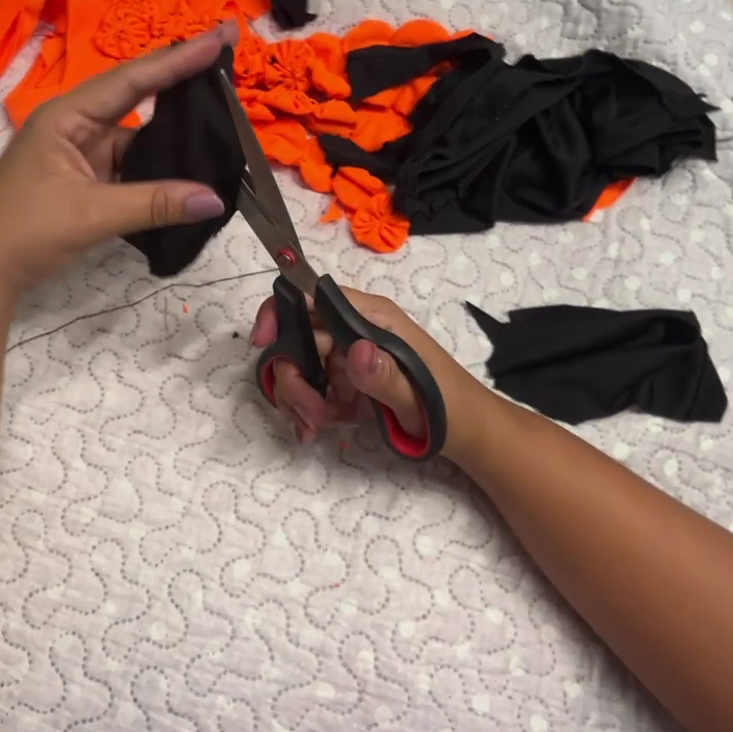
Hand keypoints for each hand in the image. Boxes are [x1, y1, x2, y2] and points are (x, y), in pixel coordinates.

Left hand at [0, 25, 236, 295]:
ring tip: (224, 114)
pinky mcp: (87, 180)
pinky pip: (131, 164)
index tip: (219, 38)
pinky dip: (160, 166)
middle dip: (181, 80)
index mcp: (66, 116)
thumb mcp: (91, 214)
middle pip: (137, 97)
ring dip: (174, 132)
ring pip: (138, 135)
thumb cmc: (23, 232)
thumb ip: (155, 204)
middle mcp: (75, 126)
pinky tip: (191, 165)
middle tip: (228, 59)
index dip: (177, 59)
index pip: (131, 80)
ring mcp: (81, 153)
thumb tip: (215, 199)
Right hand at [249, 285, 493, 457]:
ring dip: (299, 398)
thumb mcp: (418, 398)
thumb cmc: (450, 409)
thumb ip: (384, 376)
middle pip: (298, 339)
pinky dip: (308, 409)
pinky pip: (312, 387)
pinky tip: (319, 430)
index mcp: (372, 317)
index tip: (263, 343)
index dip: (279, 313)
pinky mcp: (347, 378)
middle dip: (292, 378)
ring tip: (317, 428)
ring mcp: (349, 354)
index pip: (312, 296)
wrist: (470, 435)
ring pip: (299, 365)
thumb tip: (355, 350)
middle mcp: (355, 329)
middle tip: (309, 416)